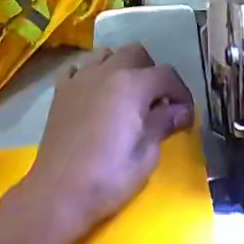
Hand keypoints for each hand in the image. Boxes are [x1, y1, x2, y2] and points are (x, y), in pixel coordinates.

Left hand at [0, 46, 192, 243]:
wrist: (58, 192)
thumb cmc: (108, 177)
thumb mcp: (146, 155)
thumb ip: (163, 124)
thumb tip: (179, 110)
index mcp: (131, 85)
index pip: (166, 74)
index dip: (181, 93)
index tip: (184, 116)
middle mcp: (104, 72)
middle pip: (135, 52)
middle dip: (151, 71)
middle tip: (156, 102)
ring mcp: (78, 78)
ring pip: (105, 54)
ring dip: (121, 67)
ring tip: (126, 96)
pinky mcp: (60, 91)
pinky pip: (78, 68)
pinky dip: (91, 75)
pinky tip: (95, 96)